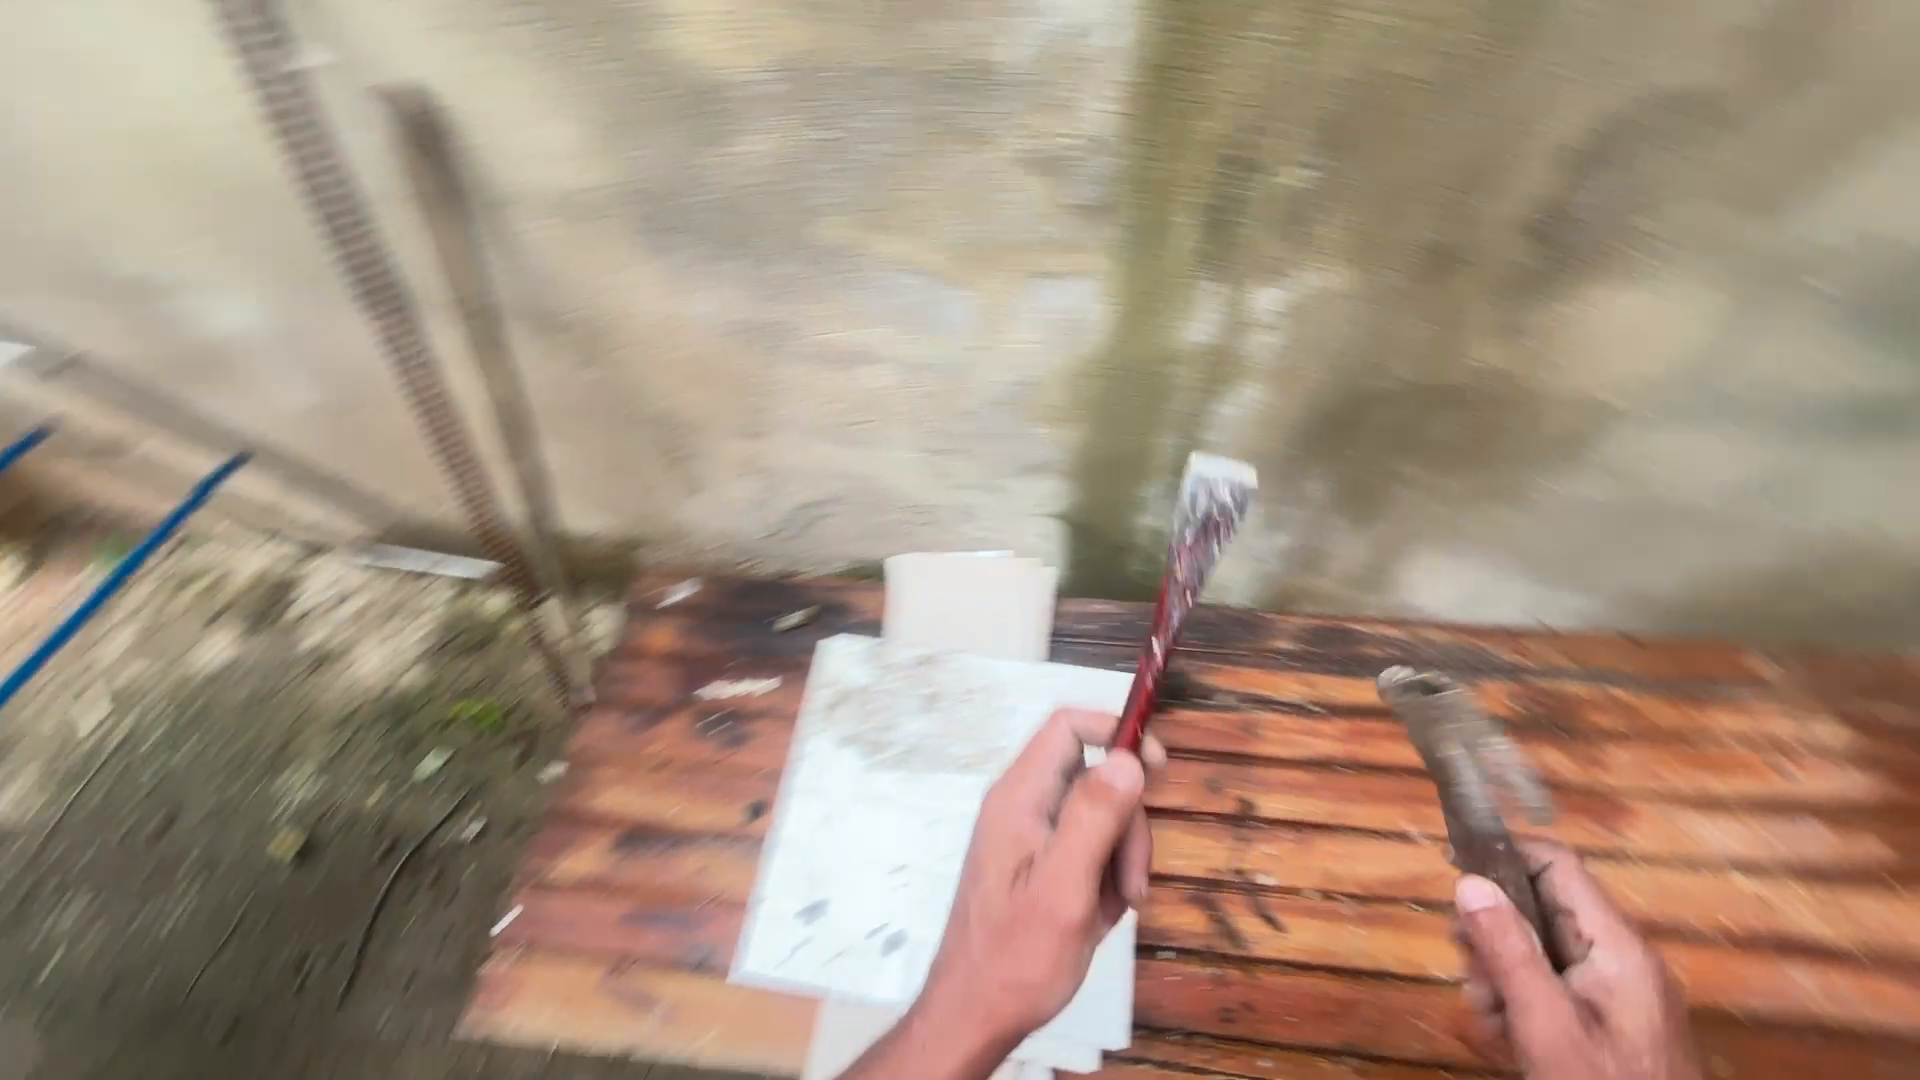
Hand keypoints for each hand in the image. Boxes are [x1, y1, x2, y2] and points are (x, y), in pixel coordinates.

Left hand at [913, 707, 1164, 1051]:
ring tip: (1116, 908)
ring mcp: (1029, 832)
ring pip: (1098, 814)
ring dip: (1120, 856)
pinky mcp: (1038, 860)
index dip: (1116, 733)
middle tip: (1132, 884)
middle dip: (1127, 823)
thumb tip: (1127, 756)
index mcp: (1021, 796)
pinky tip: (1100, 913)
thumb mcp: (1064, 887)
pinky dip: (1105, 874)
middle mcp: (1023, 803)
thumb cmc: (1016, 955)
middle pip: (1095, 776)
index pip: (1069, 727)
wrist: (975, 1011)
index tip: (1156, 768)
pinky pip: (1087, 846)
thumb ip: (1093, 817)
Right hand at [1454, 842, 1702, 1079]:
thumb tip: (1468, 880)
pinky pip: (1546, 981)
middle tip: (1466, 962)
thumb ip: (1508, 951)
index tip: (1451, 864)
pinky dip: (1515, 996)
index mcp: (1618, 948)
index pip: (1557, 865)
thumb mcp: (1545, 1023)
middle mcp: (1619, 958)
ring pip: (1534, 945)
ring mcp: (1613, 990)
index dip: (1505, 853)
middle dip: (1491, 929)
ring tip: (1488, 1012)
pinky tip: (1503, 1029)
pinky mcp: (1603, 1017)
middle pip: (1538, 906)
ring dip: (1497, 968)